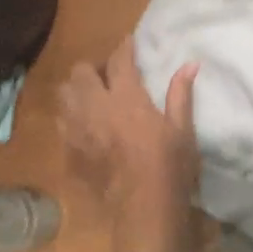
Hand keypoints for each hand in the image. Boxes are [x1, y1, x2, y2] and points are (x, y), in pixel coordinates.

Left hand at [59, 39, 210, 251]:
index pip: (119, 62)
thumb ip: (181, 95)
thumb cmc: (170, 167)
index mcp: (127, 100)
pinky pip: (62, 124)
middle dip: (93, 68)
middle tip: (109, 74)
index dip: (123, 48)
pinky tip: (86, 125)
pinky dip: (72, 117)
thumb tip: (190, 64)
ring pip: (64, 96)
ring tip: (92, 96)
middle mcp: (95, 109)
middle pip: (80, 73)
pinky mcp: (69, 152)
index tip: (128, 41)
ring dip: (77, 90)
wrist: (143, 209)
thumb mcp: (183, 130)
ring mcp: (77, 131)